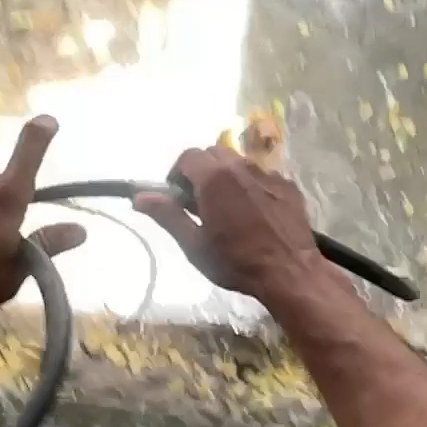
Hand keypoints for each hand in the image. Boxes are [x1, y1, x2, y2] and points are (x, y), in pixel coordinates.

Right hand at [132, 146, 326, 302]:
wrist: (288, 272)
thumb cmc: (235, 262)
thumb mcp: (194, 244)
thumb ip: (167, 215)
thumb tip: (139, 197)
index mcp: (214, 179)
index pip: (188, 156)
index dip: (177, 174)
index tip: (177, 198)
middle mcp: (241, 167)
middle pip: (213, 154)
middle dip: (201, 172)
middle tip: (198, 204)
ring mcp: (268, 174)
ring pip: (238, 163)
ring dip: (225, 179)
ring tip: (226, 211)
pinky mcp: (287, 186)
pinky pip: (261, 177)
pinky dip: (249, 188)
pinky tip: (252, 216)